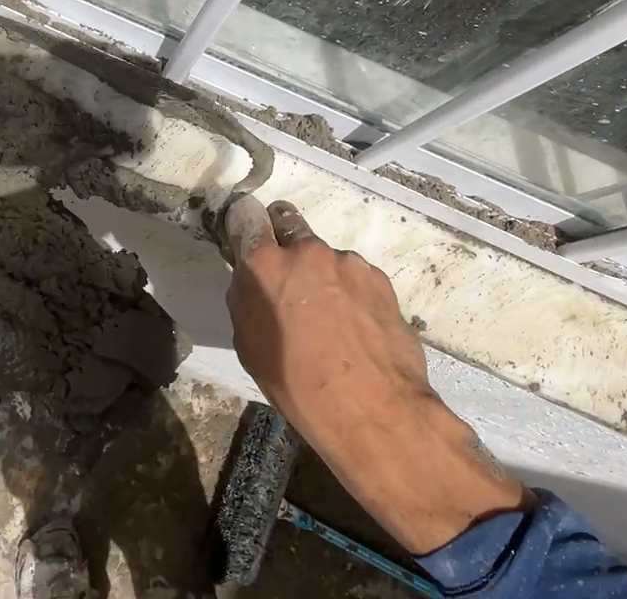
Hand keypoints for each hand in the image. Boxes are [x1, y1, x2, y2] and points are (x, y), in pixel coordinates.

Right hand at [224, 196, 530, 553]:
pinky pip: (355, 276)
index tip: (249, 239)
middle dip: (284, 240)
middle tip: (290, 277)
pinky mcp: (380, 278)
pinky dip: (351, 292)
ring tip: (332, 317)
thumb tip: (253, 278)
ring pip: (326, 256)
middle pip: (288, 223)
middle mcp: (306, 250)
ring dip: (322, 274)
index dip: (246, 225)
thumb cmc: (296, 383)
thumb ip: (247, 296)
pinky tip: (356, 326)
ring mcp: (348, 262)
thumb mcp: (249, 343)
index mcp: (264, 264)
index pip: (247, 216)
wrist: (373, 411)